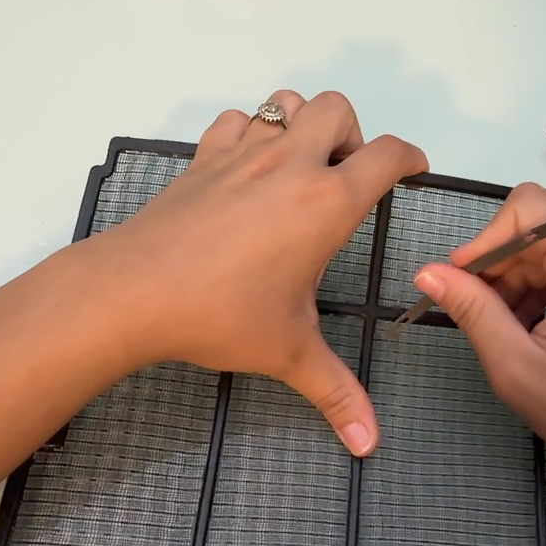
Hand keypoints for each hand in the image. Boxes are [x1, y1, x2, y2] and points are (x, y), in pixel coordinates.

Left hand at [89, 91, 425, 455]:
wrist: (132, 293)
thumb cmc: (221, 316)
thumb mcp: (289, 353)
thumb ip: (337, 393)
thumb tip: (369, 444)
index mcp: (326, 203)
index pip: (386, 156)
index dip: (410, 157)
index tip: (413, 170)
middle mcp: (290, 166)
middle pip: (337, 108)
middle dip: (353, 133)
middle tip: (344, 177)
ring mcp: (243, 154)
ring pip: (284, 102)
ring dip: (301, 123)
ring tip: (299, 165)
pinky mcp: (203, 158)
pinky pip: (235, 120)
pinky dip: (249, 131)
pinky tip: (246, 168)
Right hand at [412, 184, 545, 487]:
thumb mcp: (519, 370)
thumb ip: (473, 311)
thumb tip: (428, 272)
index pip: (526, 207)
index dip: (486, 241)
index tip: (463, 286)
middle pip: (537, 225)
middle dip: (502, 267)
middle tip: (488, 320)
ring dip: (521, 279)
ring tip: (516, 330)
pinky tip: (540, 325)